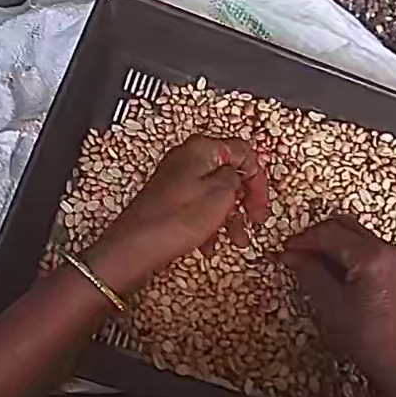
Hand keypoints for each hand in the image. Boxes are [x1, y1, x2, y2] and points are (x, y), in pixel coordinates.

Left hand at [86, 135, 269, 291]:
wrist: (135, 247)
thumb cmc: (176, 220)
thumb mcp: (221, 194)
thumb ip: (236, 177)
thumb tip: (237, 174)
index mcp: (202, 149)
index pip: (244, 152)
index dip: (257, 180)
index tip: (260, 204)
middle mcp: (187, 159)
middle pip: (229, 173)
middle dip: (244, 200)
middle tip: (253, 222)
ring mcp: (176, 180)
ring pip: (214, 193)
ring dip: (229, 217)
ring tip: (236, 241)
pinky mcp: (168, 200)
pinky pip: (198, 207)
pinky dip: (209, 224)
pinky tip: (210, 246)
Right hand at [281, 216, 395, 396]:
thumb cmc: (365, 336)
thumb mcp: (330, 303)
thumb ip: (309, 272)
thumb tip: (290, 254)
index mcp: (372, 256)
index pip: (329, 232)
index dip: (302, 239)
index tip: (284, 250)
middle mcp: (386, 249)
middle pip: (343, 225)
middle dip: (316, 235)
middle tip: (294, 253)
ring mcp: (393, 256)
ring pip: (353, 233)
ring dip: (329, 242)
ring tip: (308, 263)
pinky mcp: (394, 266)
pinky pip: (363, 246)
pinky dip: (343, 251)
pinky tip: (329, 270)